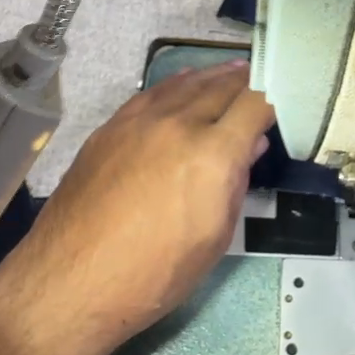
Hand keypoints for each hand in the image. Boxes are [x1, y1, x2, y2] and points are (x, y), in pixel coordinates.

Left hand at [0, 61, 272, 354]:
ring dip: (214, 76)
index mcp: (212, 154)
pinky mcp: (111, 127)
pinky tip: (185, 84)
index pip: (255, 104)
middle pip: (222, 86)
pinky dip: (178, 84)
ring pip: (186, 83)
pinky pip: (153, 92)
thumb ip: (237, 184)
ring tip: (232, 72)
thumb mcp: (214, 238)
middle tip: (264, 78)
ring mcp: (139, 121)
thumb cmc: (155, 275)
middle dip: (247, 82)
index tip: (284, 102)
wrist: (70, 282)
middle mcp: (178, 124)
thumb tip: (248, 147)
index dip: (274, 99)